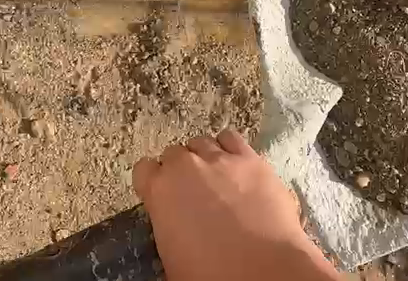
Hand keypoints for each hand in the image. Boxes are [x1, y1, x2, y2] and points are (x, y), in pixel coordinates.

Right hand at [132, 129, 338, 280]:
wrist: (264, 274)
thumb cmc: (212, 276)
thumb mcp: (172, 259)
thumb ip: (167, 228)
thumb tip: (173, 228)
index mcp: (160, 190)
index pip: (144, 170)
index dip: (153, 183)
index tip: (162, 198)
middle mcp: (185, 164)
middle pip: (174, 154)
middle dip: (180, 171)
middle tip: (193, 195)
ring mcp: (218, 158)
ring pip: (202, 143)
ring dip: (204, 159)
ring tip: (216, 180)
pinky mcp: (250, 158)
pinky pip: (231, 139)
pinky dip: (229, 149)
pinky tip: (236, 166)